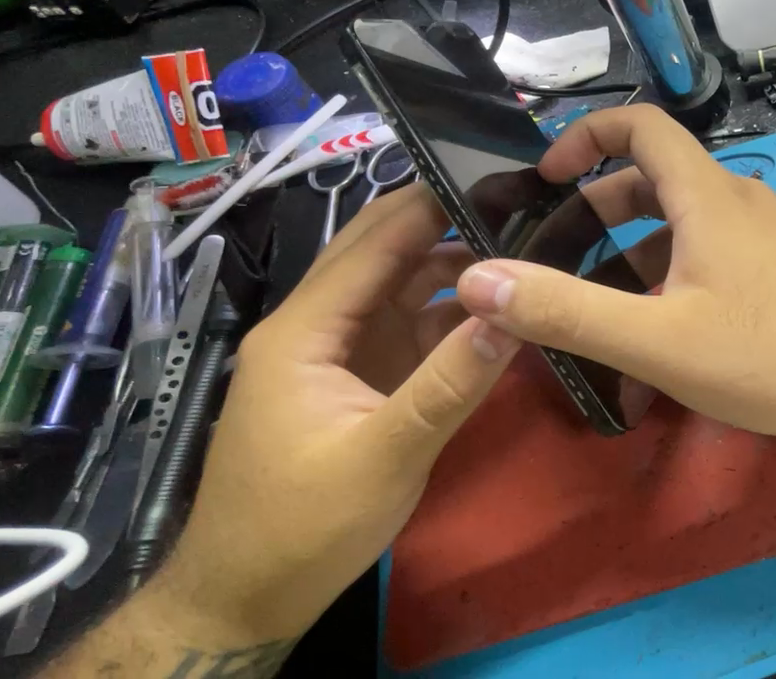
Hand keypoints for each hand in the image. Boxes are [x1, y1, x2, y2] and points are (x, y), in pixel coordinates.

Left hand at [141, 185, 521, 645]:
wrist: (248, 598)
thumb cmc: (303, 526)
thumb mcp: (386, 456)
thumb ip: (451, 383)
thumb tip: (514, 311)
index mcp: (304, 331)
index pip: (374, 245)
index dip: (432, 205)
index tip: (500, 176)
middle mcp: (320, 325)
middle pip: (382, 250)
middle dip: (444, 218)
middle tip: (521, 196)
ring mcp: (343, 348)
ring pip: (404, 283)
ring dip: (459, 261)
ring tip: (527, 239)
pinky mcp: (363, 373)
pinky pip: (414, 322)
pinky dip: (457, 307)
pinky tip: (502, 302)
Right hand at [456, 104, 775, 446]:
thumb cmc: (768, 355)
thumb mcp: (655, 340)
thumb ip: (565, 309)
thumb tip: (478, 279)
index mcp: (708, 196)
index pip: (642, 125)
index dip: (587, 134)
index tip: (546, 175)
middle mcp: (739, 199)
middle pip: (657, 179)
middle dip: (599, 211)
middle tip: (554, 260)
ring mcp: (765, 231)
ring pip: (684, 222)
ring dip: (634, 254)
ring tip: (595, 309)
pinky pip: (714, 251)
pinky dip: (674, 274)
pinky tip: (659, 334)